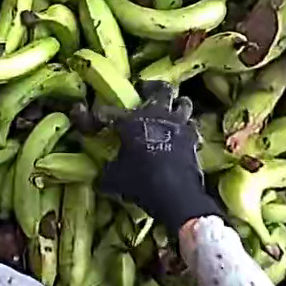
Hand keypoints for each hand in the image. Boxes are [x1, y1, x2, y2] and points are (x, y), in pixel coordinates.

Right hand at [98, 82, 219, 232]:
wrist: (177, 196)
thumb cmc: (141, 182)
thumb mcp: (114, 178)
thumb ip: (106, 172)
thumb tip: (99, 177)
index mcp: (131, 120)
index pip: (107, 112)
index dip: (96, 116)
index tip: (91, 119)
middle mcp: (156, 116)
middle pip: (160, 89)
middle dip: (152, 88)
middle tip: (144, 91)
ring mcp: (179, 126)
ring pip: (183, 104)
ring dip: (176, 106)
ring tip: (169, 112)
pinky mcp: (194, 140)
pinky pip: (192, 127)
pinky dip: (187, 129)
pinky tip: (181, 136)